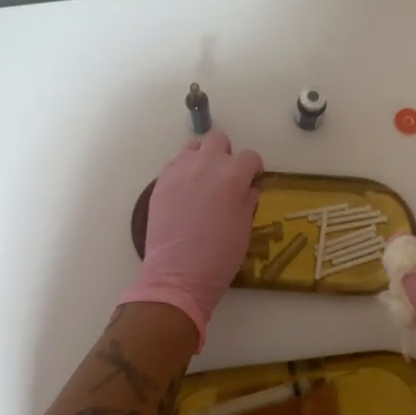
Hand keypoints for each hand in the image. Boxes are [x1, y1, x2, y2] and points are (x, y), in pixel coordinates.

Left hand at [120, 131, 263, 347]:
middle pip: (219, 140)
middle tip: (227, 176)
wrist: (178, 273)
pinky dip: (183, 171)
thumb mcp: (245, 227)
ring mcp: (180, 170)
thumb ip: (247, 200)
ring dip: (202, 158)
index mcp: (233, 175)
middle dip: (226, 154)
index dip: (254, 168)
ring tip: (203, 180)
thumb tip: (248, 188)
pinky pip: (175, 164)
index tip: (253, 179)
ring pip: (194, 147)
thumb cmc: (220, 255)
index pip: (250, 157)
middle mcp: (206, 164)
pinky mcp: (161, 181)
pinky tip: (185, 192)